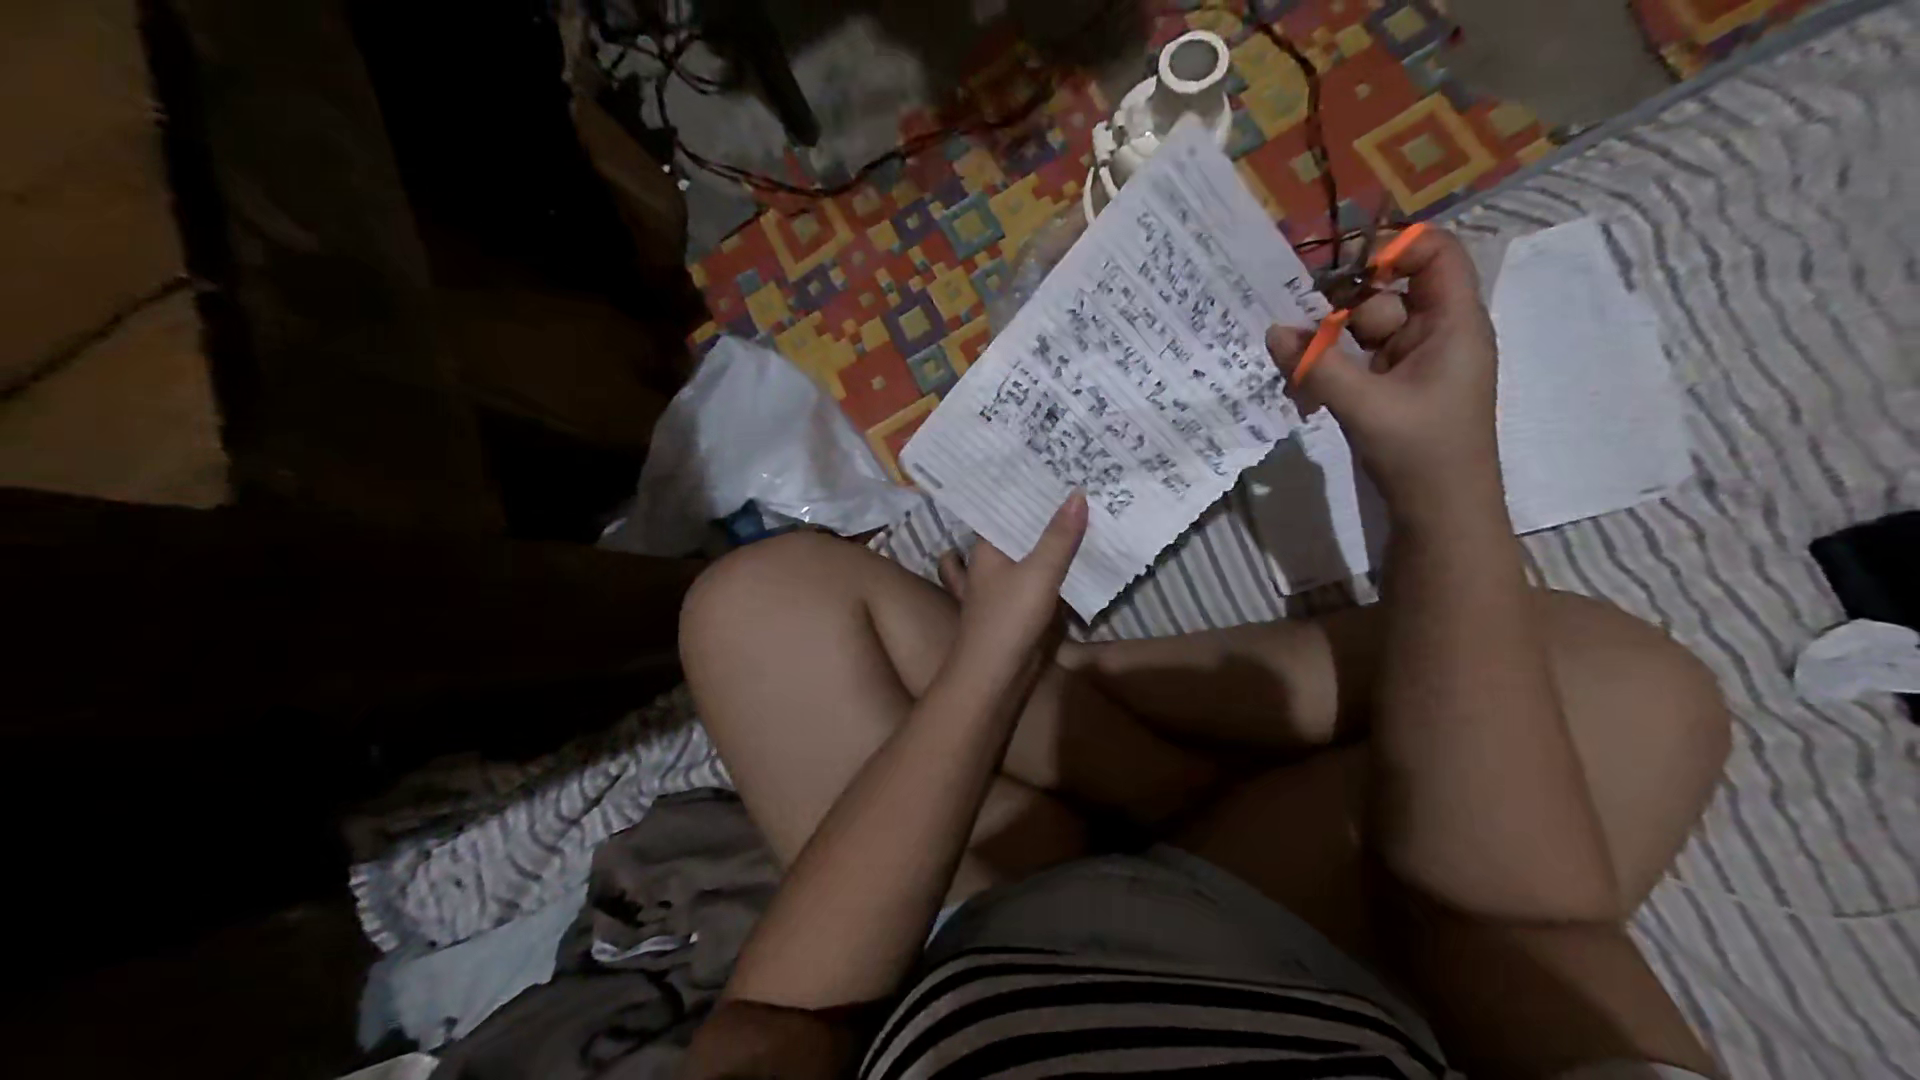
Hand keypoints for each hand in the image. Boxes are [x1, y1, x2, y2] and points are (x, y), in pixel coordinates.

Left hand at [936, 492, 1087, 687]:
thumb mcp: (1038, 573)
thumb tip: (1077, 493)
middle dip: (1044, 510)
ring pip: (1030, 551)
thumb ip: (1059, 536)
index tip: (1051, 464)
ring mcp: (1006, 583)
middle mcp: (993, 560)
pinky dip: (1056, 563)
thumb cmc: (1007, 619)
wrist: (995, 676)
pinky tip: (1080, 555)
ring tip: (1084, 510)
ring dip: (1052, 537)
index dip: (1024, 486)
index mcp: (986, 547)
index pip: (1003, 506)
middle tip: (1078, 482)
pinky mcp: (1020, 604)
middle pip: (1019, 527)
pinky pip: (1041, 574)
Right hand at [1267, 229, 1500, 513]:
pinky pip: (1355, 362)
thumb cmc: (1420, 452)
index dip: (1391, 248)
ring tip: (1291, 366)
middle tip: (1293, 325)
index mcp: (1452, 324)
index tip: (1336, 269)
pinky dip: (1329, 368)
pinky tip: (1302, 386)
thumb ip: (1317, 367)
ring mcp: (1411, 364)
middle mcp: (1434, 335)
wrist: (1439, 513)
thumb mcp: (1365, 406)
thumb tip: (1272, 331)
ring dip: (1326, 344)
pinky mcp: (1391, 388)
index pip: (1434, 255)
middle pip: (1386, 295)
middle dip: (1339, 307)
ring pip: (1362, 332)